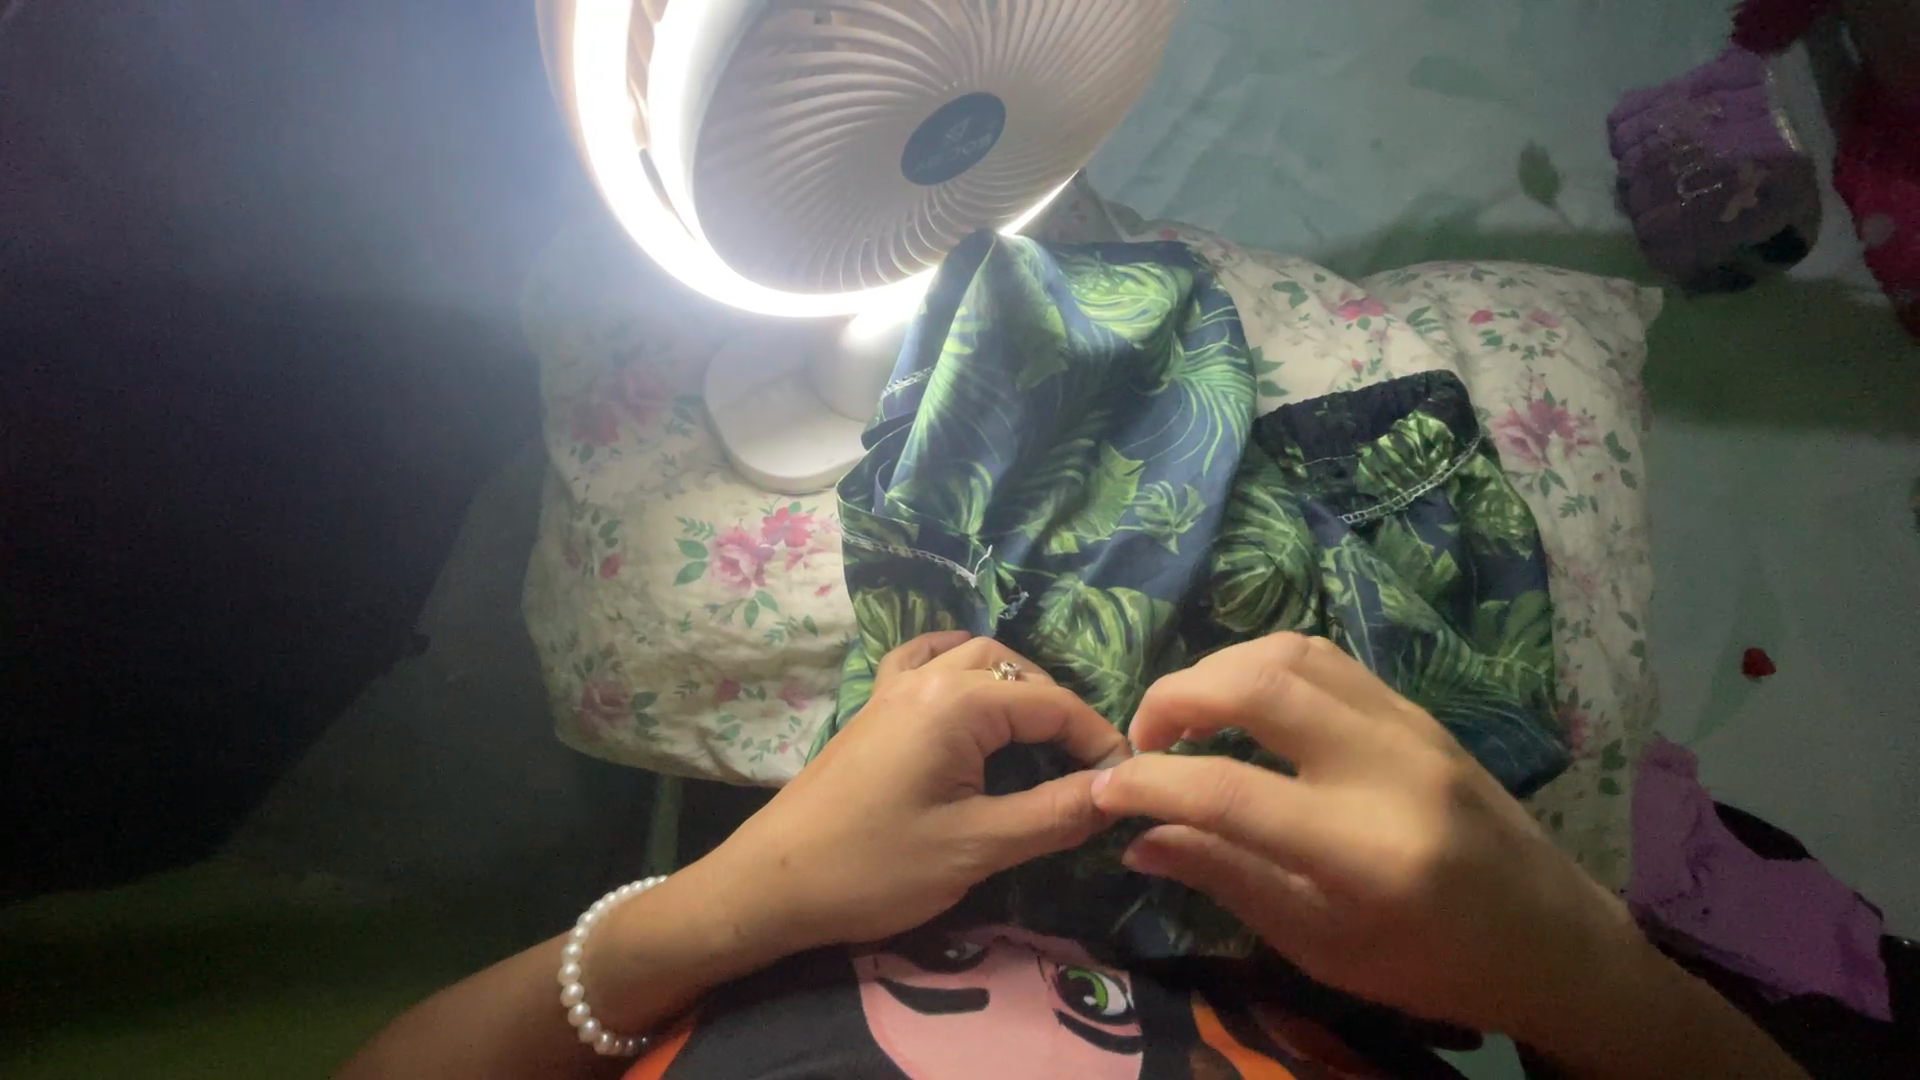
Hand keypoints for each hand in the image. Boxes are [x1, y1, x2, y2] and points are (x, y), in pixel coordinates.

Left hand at [691, 631, 1130, 959]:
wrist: (772, 882)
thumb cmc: (874, 867)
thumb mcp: (975, 847)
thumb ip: (1052, 813)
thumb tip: (1116, 792)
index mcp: (957, 702)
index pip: (1052, 702)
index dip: (1097, 738)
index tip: (1124, 779)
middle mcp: (928, 677)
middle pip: (1017, 673)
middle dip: (1059, 712)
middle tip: (1081, 767)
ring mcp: (895, 685)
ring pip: (974, 658)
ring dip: (1015, 686)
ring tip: (1039, 733)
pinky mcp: (874, 704)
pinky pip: (925, 659)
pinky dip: (958, 664)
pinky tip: (967, 687)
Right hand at [1089, 633, 1644, 1041]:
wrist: (1559, 941)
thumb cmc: (1434, 963)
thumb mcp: (1319, 945)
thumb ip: (1222, 878)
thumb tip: (1136, 840)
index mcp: (1366, 852)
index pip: (1228, 793)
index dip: (1150, 783)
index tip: (1106, 786)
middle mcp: (1387, 768)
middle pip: (1255, 688)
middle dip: (1173, 699)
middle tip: (1143, 738)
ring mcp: (1406, 724)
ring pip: (1285, 653)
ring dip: (1214, 671)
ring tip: (1186, 714)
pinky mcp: (1412, 705)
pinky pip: (1319, 656)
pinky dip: (1258, 664)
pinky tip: (1239, 698)